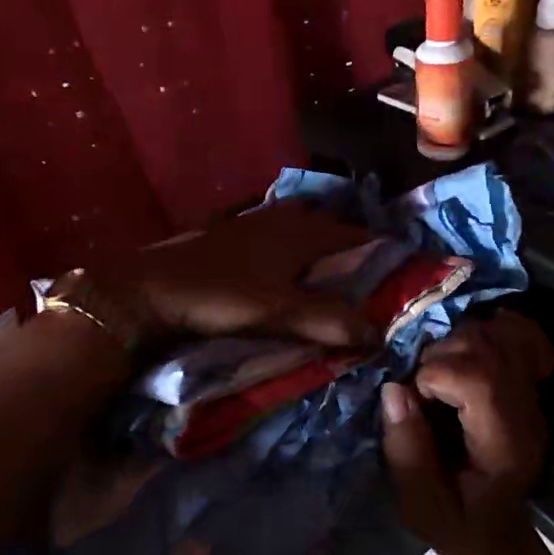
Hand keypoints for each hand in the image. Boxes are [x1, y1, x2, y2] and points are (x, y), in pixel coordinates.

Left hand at [100, 202, 378, 347]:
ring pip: (297, 221)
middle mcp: (283, 218)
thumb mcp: (283, 313)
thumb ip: (332, 321)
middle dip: (349, 239)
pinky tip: (276, 249)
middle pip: (328, 223)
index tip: (399, 266)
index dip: (380, 248)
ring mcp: (252, 220)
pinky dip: (282, 235)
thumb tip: (379, 335)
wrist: (154, 290)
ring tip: (328, 259)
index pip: (355, 234)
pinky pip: (267, 226)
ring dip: (316, 234)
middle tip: (366, 265)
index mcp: (303, 233)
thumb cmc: (224, 297)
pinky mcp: (226, 231)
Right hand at [381, 311, 553, 554]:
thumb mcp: (421, 507)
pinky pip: (519, 333)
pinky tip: (467, 347)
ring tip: (437, 369)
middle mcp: (527, 410)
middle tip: (420, 384)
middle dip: (440, 353)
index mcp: (506, 444)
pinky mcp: (526, 381)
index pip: (480, 379)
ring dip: (457, 339)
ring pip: (499, 332)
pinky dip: (491, 327)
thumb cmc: (456, 525)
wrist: (494, 530)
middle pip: (488, 347)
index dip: (435, 375)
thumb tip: (393, 389)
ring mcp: (532, 392)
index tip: (412, 399)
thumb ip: (407, 452)